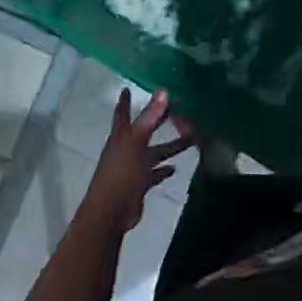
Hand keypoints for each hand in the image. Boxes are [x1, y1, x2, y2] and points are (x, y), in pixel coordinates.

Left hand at [79, 89, 194, 233]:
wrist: (111, 212)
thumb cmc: (121, 173)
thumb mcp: (137, 142)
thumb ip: (149, 118)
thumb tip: (164, 91)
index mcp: (121, 137)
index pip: (122, 114)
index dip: (125, 101)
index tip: (127, 88)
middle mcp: (126, 149)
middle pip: (143, 131)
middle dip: (158, 121)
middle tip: (176, 109)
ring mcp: (132, 167)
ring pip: (153, 152)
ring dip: (169, 146)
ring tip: (190, 139)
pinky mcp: (139, 184)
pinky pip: (154, 173)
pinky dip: (163, 169)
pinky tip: (174, 168)